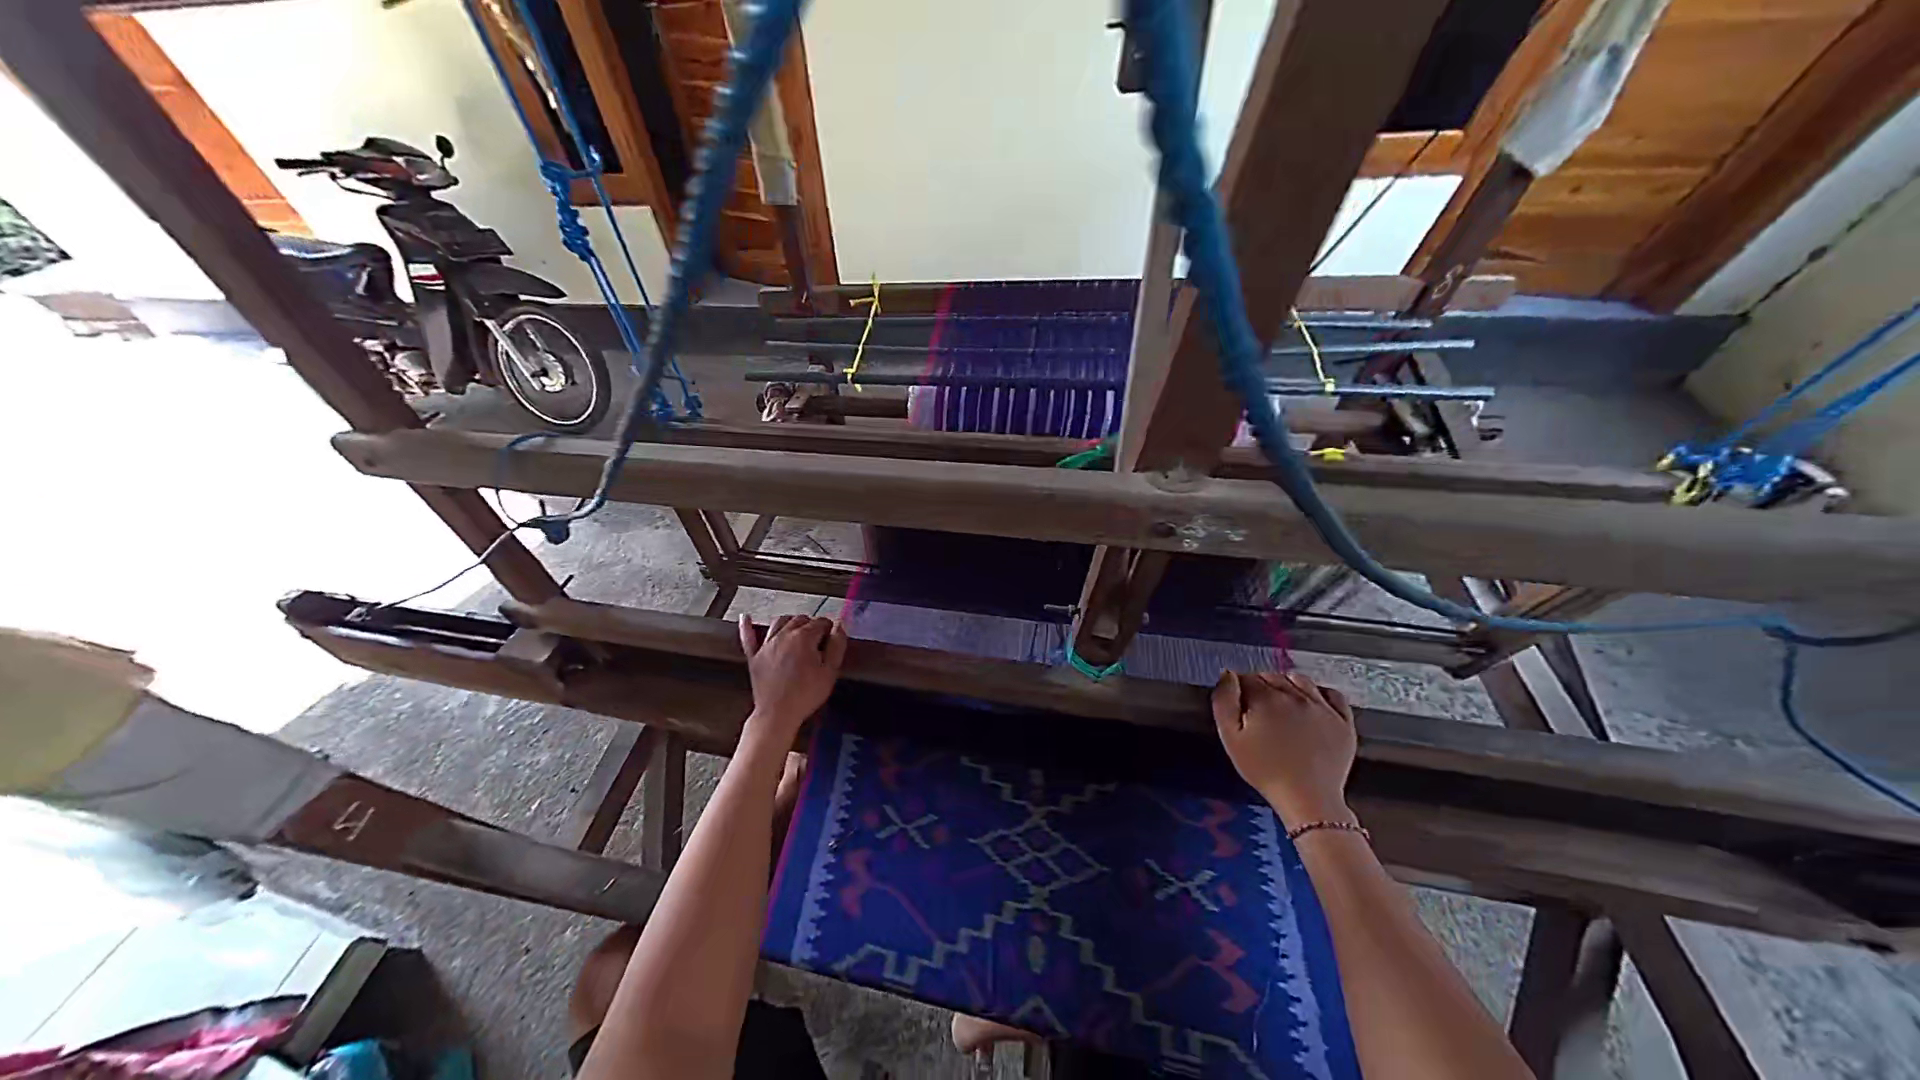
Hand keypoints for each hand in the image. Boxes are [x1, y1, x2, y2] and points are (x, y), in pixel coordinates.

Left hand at [738, 614, 847, 740]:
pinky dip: (747, 626)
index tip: (832, 637)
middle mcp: (784, 635)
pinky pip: (748, 637)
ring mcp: (767, 645)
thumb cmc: (805, 695)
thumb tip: (839, 626)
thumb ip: (837, 645)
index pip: (821, 622)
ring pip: (779, 622)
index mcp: (804, 637)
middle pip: (801, 619)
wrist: (778, 714)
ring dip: (791, 622)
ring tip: (798, 629)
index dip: (829, 629)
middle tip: (819, 638)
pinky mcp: (755, 657)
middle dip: (812, 624)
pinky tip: (746, 617)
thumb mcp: (830, 671)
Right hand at [1213, 671, 1356, 826]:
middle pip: (1272, 677)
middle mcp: (1296, 695)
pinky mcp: (1343, 722)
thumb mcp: (1231, 737)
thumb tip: (1227, 675)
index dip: (1238, 689)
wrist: (1307, 799)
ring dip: (1287, 686)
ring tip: (1281, 706)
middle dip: (1261, 687)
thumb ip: (1224, 701)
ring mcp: (1323, 707)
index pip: (1247, 678)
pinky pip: (1333, 694)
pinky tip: (1311, 704)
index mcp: (1267, 698)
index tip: (1238, 705)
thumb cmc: (1264, 770)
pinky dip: (1320, 693)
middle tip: (1257, 711)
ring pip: (1300, 680)